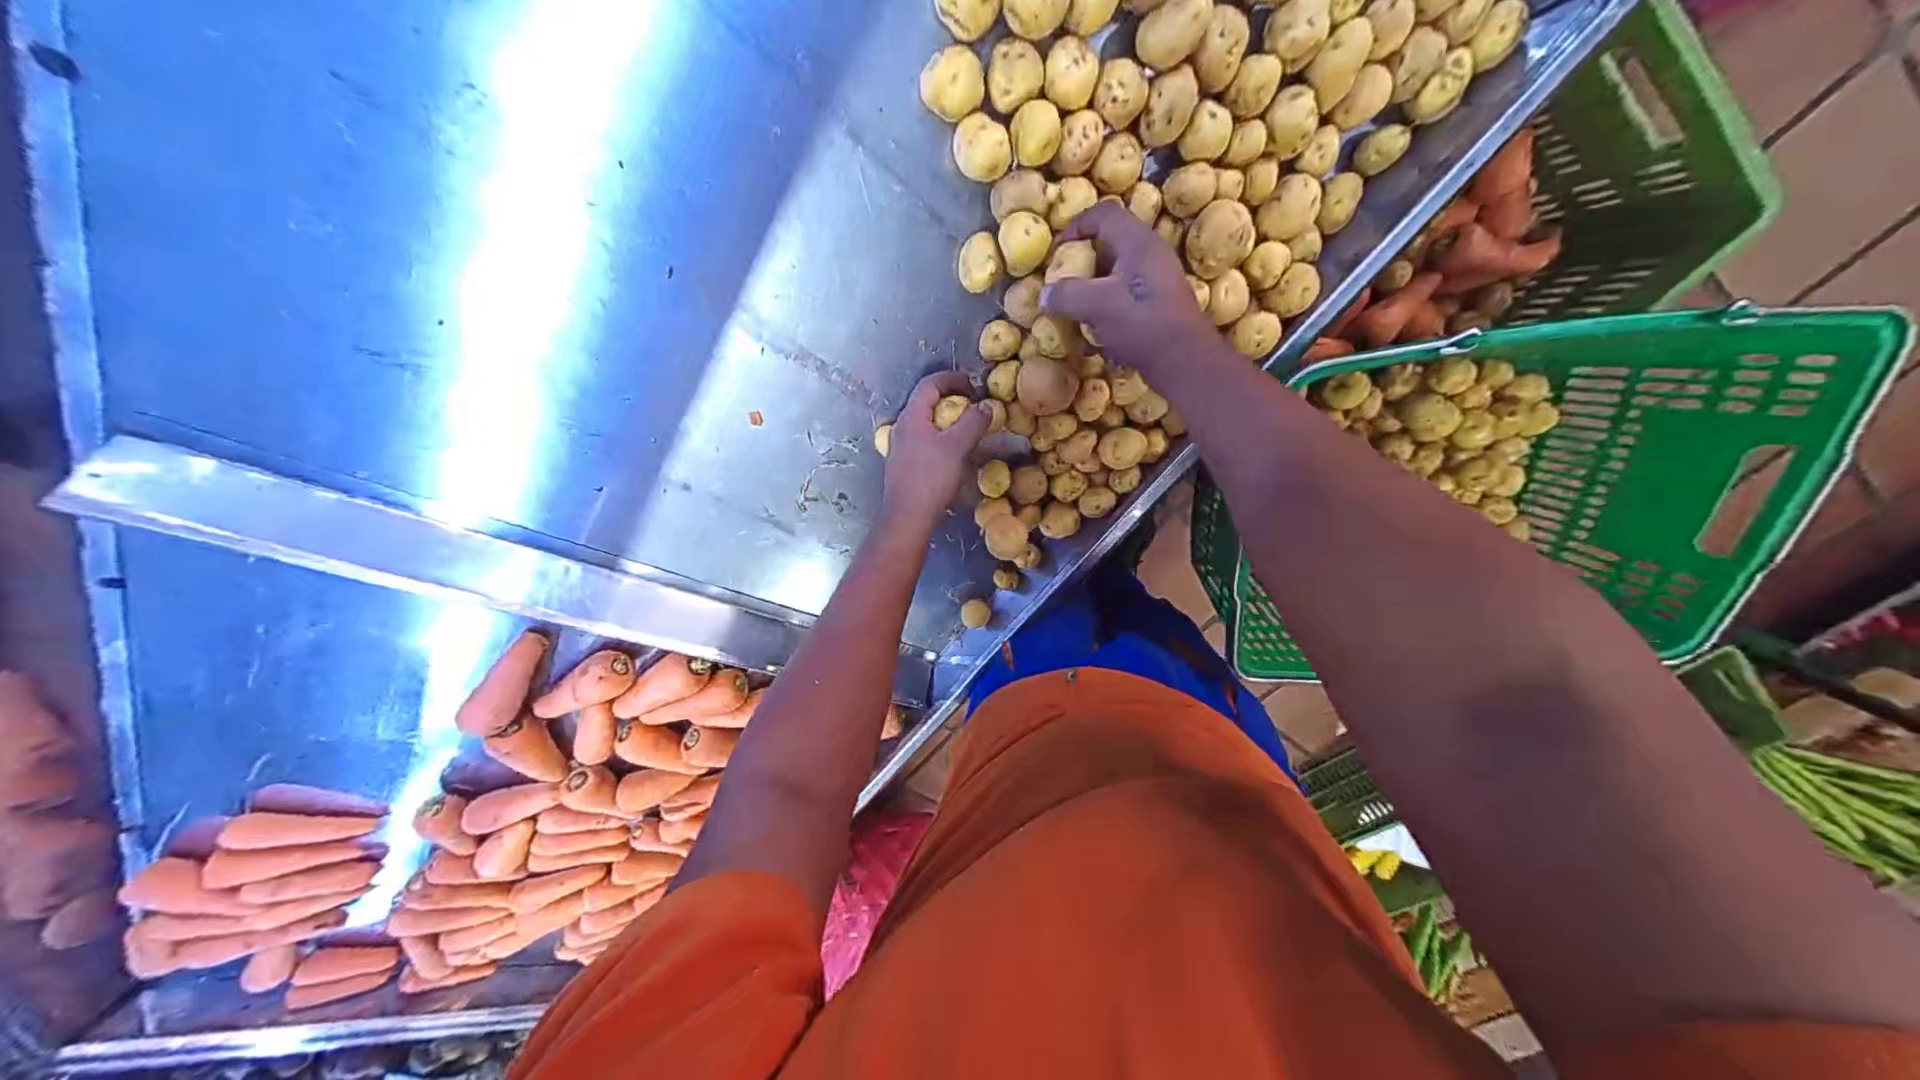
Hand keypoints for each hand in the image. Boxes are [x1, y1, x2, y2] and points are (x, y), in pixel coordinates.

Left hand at [881, 371, 991, 534]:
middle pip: (926, 402)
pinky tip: (954, 452)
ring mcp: (901, 447)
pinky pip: (924, 441)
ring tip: (968, 428)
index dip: (952, 378)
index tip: (973, 385)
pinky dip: (941, 437)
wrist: (908, 517)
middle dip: (951, 399)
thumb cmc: (931, 479)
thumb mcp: (957, 447)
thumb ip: (973, 422)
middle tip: (973, 406)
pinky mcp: (904, 465)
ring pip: (926, 423)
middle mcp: (902, 428)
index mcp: (911, 417)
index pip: (930, 384)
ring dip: (947, 420)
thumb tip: (986, 405)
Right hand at [1040, 201, 1219, 378]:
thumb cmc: (1143, 323)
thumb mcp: (1097, 305)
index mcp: (1138, 243)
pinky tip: (1092, 344)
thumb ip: (1067, 295)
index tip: (1056, 252)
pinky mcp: (1156, 310)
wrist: (1185, 362)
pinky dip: (1103, 318)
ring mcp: (1155, 284)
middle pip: (1107, 247)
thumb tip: (1044, 295)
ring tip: (1073, 317)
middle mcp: (1149, 257)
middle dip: (1079, 267)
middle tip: (1061, 286)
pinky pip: (1122, 304)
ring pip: (1113, 279)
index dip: (1075, 226)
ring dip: (1089, 296)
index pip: (1103, 214)